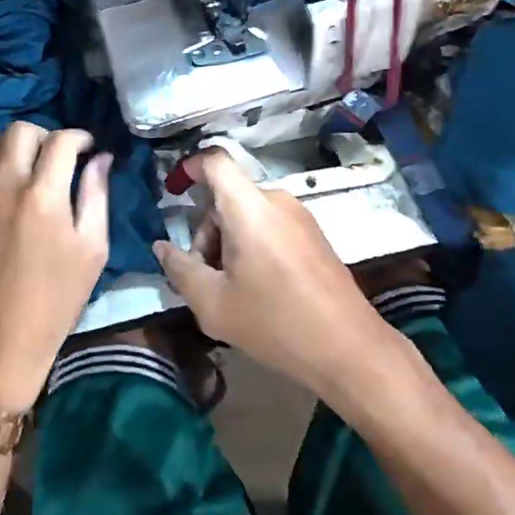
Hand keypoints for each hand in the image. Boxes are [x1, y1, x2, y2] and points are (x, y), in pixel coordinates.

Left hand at [0, 123, 112, 412]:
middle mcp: (6, 187)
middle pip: (21, 130)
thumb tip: (100, 157)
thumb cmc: (59, 296)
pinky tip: (4, 182)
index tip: (87, 148)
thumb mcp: (93, 248)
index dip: (79, 137)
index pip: (60, 140)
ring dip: (15, 145)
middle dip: (46, 134)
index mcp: (44, 197)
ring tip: (30, 166)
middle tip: (58, 156)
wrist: (5, 337)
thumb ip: (96, 194)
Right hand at [155, 149, 395, 398]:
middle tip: (203, 274)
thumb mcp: (214, 304)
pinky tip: (257, 288)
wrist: (352, 352)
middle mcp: (276, 201)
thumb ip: (180, 270)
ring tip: (230, 288)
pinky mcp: (314, 236)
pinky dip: (252, 245)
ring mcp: (300, 217)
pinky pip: (269, 225)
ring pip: (247, 213)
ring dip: (228, 241)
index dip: (189, 167)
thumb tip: (162, 248)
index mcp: (249, 207)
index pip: (214, 161)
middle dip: (206, 229)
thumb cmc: (276, 323)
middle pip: (227, 196)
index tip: (173, 192)